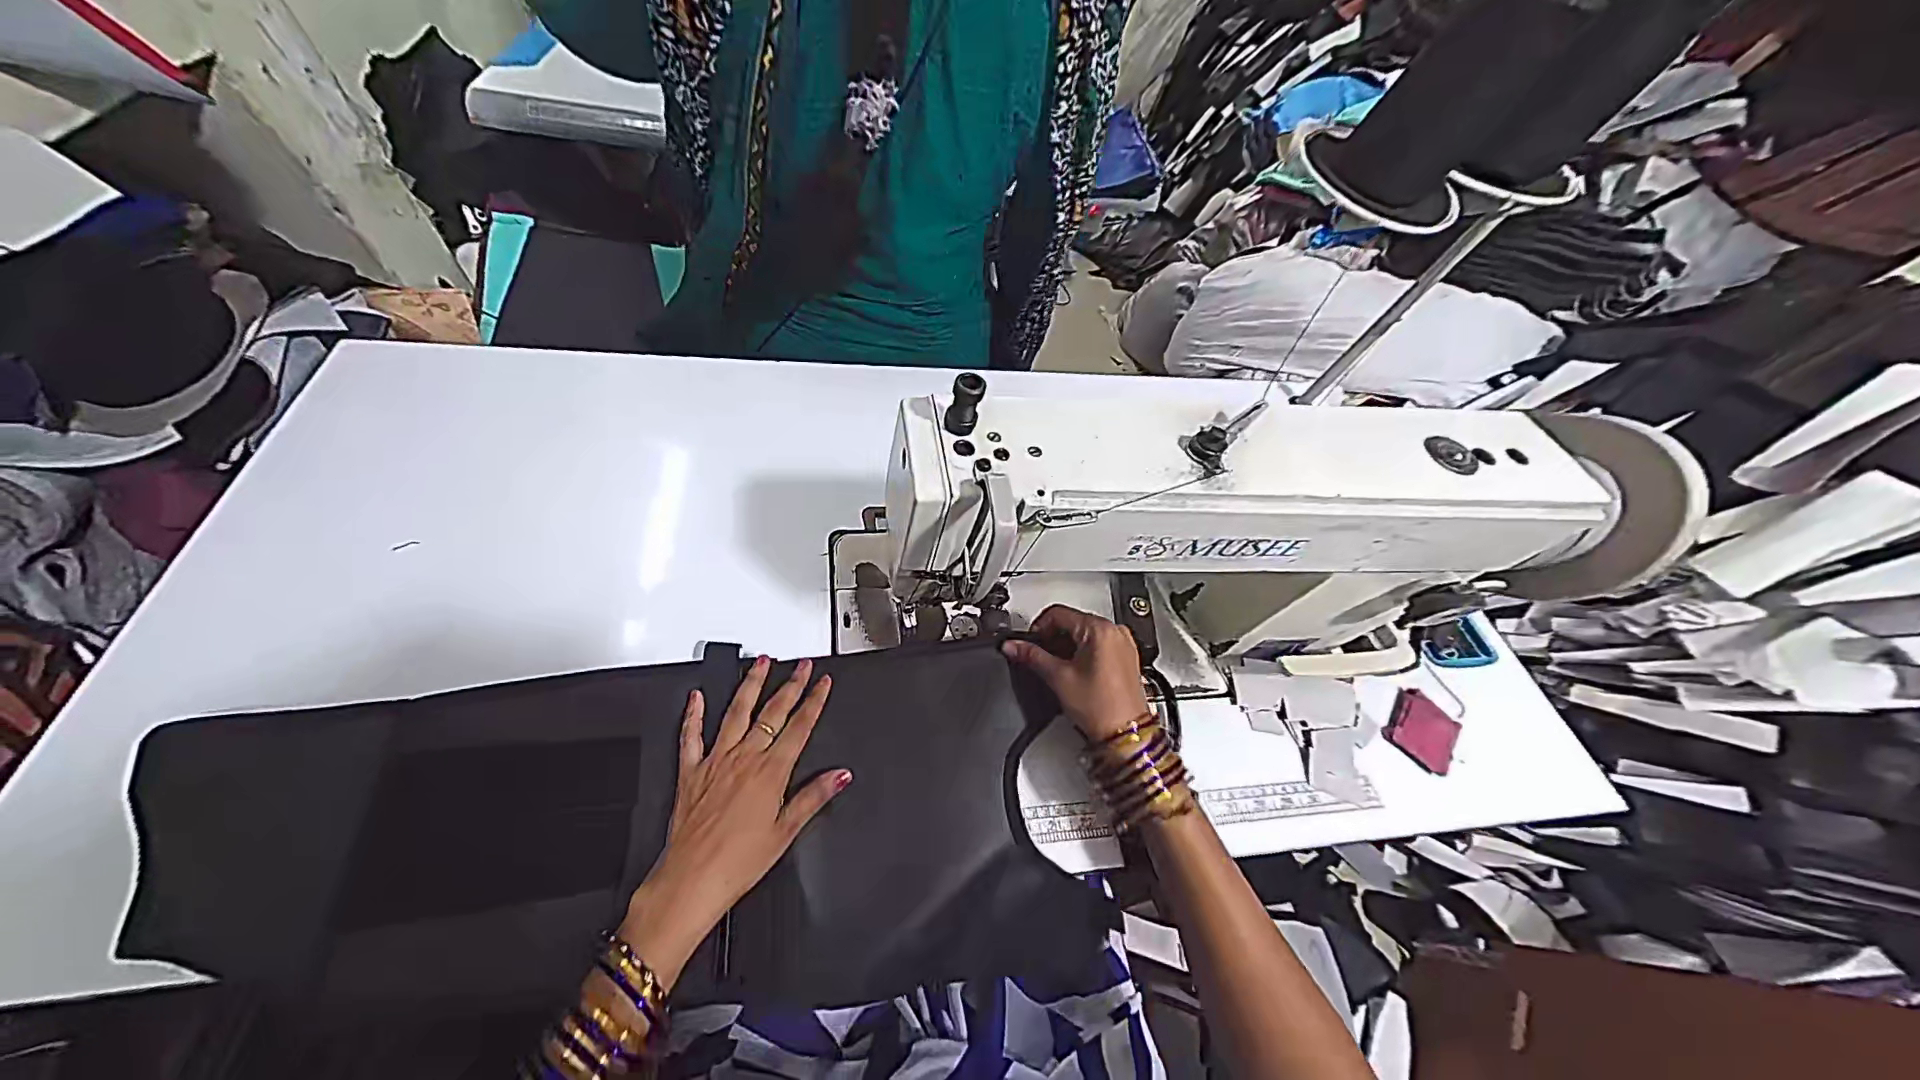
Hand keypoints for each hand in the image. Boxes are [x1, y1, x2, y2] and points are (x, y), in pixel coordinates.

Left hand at [619, 657, 850, 988]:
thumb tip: (839, 776)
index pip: (799, 726)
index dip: (814, 700)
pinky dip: (693, 714)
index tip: (822, 683)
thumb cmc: (736, 863)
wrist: (691, 880)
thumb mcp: (786, 832)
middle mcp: (743, 760)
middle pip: (773, 712)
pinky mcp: (691, 772)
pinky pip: (691, 736)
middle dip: (791, 684)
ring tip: (761, 663)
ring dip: (751, 685)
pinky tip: (696, 698)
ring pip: (737, 712)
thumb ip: (814, 797)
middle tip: (802, 666)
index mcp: (770, 773)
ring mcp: (715, 762)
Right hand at [1002, 605, 1151, 740]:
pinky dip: (1083, 652)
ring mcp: (1123, 644)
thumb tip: (1013, 646)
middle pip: (1072, 621)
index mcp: (1100, 629)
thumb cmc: (1103, 708)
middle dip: (1052, 637)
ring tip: (1058, 667)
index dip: (1038, 627)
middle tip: (1039, 656)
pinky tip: (1075, 671)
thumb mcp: (1058, 677)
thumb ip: (1032, 656)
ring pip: (1085, 633)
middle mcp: (1115, 631)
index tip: (1029, 642)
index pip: (1058, 613)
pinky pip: (1098, 644)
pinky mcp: (1126, 656)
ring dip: (1067, 645)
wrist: (1125, 733)